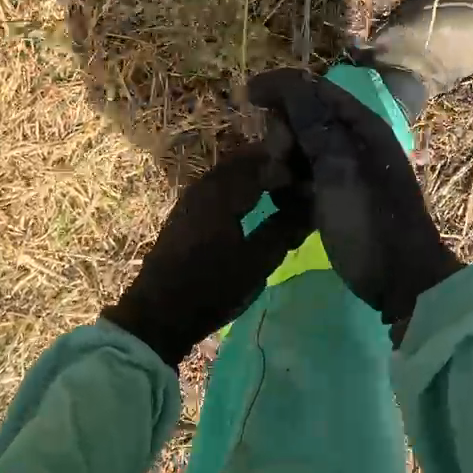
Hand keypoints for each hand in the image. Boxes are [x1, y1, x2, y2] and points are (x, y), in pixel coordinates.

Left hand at [101, 147, 312, 365]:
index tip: (313, 181)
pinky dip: (241, 183)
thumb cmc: (211, 288)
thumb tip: (310, 204)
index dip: (291, 169)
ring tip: (281, 189)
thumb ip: (284, 229)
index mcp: (224, 192)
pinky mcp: (188, 207)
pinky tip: (253, 202)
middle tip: (300, 179)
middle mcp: (207, 184)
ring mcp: (193, 194)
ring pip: (232, 169)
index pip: (264, 164)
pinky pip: (221, 181)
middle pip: (246, 160)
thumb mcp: (256, 264)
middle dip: (274, 164)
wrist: (159, 312)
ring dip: (257, 172)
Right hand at [248, 68, 461, 327]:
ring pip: (296, 152)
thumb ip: (311, 121)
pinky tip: (292, 210)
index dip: (280, 87)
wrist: (400, 282)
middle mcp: (351, 141)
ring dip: (282, 168)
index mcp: (360, 124)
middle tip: (280, 165)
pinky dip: (291, 191)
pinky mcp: (333, 198)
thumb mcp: (338, 165)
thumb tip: (283, 82)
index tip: (247, 98)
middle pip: (300, 120)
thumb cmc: (369, 219)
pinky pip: (300, 181)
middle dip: (282, 138)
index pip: (312, 87)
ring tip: (285, 192)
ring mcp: (343, 171)